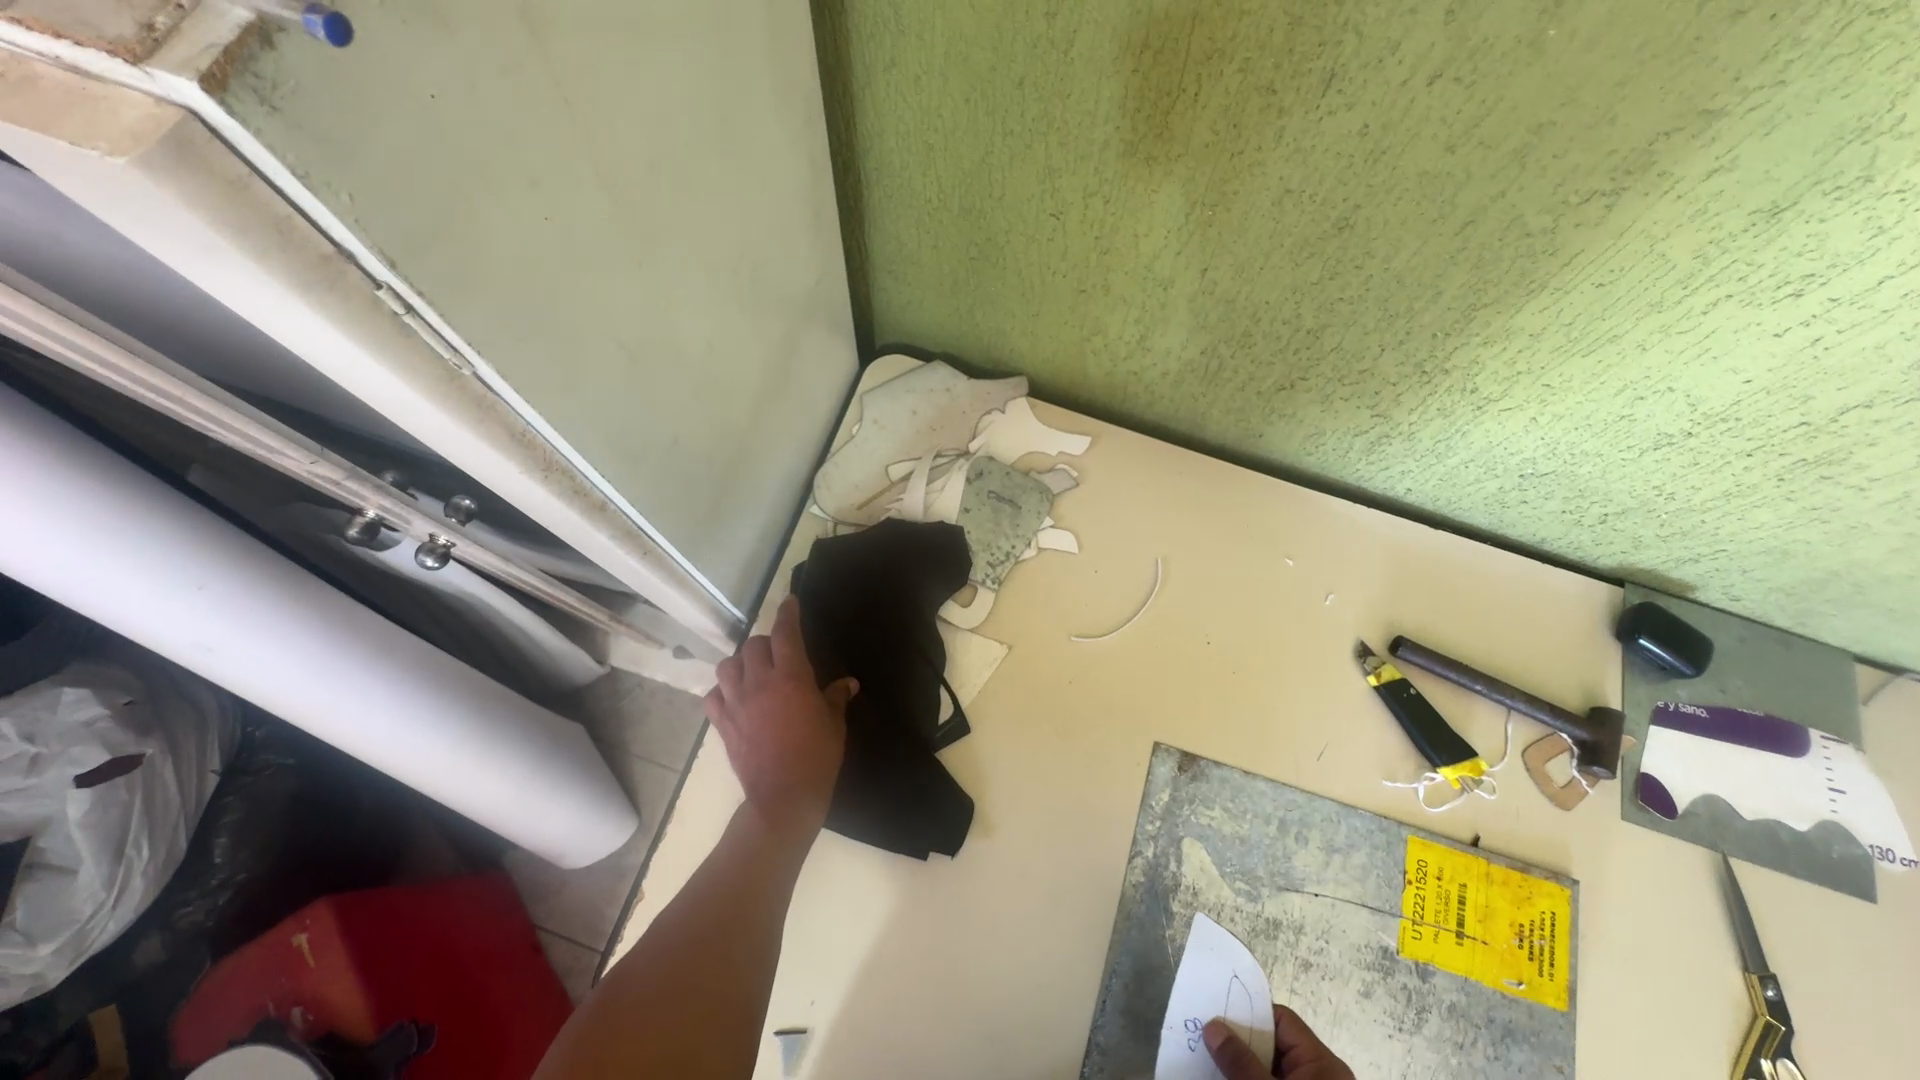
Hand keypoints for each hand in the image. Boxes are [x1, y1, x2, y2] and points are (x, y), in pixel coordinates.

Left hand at [705, 596, 856, 840]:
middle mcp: (759, 682)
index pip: (785, 633)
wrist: (784, 795)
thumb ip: (836, 697)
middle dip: (764, 643)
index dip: (787, 613)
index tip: (790, 603)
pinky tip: (732, 698)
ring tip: (751, 672)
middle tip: (776, 653)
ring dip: (739, 664)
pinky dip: (721, 692)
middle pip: (752, 645)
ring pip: (727, 666)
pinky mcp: (723, 723)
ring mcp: (736, 702)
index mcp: (791, 677)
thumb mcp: (835, 724)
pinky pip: (712, 697)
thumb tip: (847, 683)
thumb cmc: (817, 756)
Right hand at [1203, 1005, 1352, 1079]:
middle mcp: (1321, 1073)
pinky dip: (1253, 1078)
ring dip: (1244, 1065)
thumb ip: (1242, 1062)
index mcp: (1322, 1061)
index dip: (1248, 1014)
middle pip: (1274, 1044)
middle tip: (1207, 1039)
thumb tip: (1212, 1026)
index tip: (1216, 1016)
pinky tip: (1227, 1076)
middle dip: (1241, 1042)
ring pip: (1272, 1067)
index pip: (1281, 1019)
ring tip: (1210, 1059)